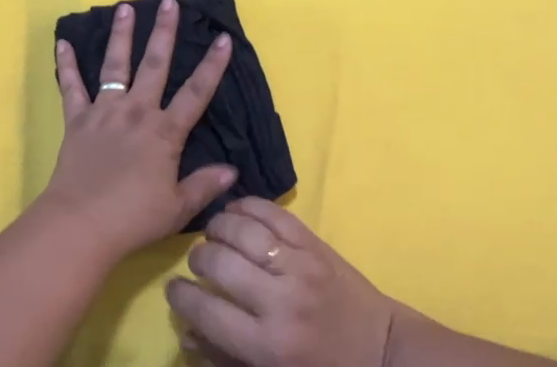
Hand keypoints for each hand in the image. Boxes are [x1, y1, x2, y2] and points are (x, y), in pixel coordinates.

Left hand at [40, 0, 237, 261]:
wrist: (81, 223)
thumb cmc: (134, 218)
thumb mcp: (177, 208)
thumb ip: (204, 185)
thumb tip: (232, 170)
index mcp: (165, 132)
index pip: (196, 93)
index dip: (213, 66)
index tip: (224, 38)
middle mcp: (137, 112)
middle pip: (155, 65)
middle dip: (164, 31)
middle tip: (169, 2)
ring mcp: (105, 111)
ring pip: (115, 65)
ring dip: (121, 35)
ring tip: (125, 7)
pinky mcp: (77, 120)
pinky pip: (71, 87)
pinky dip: (66, 65)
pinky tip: (63, 43)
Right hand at [166, 197, 394, 366]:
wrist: (382, 351)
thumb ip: (225, 357)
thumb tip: (185, 331)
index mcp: (268, 345)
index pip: (206, 310)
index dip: (180, 296)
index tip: (174, 290)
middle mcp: (280, 301)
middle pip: (219, 262)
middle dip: (197, 259)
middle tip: (197, 264)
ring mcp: (299, 265)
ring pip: (242, 230)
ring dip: (217, 228)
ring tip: (213, 236)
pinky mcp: (314, 243)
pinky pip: (272, 212)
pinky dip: (246, 205)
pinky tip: (235, 212)